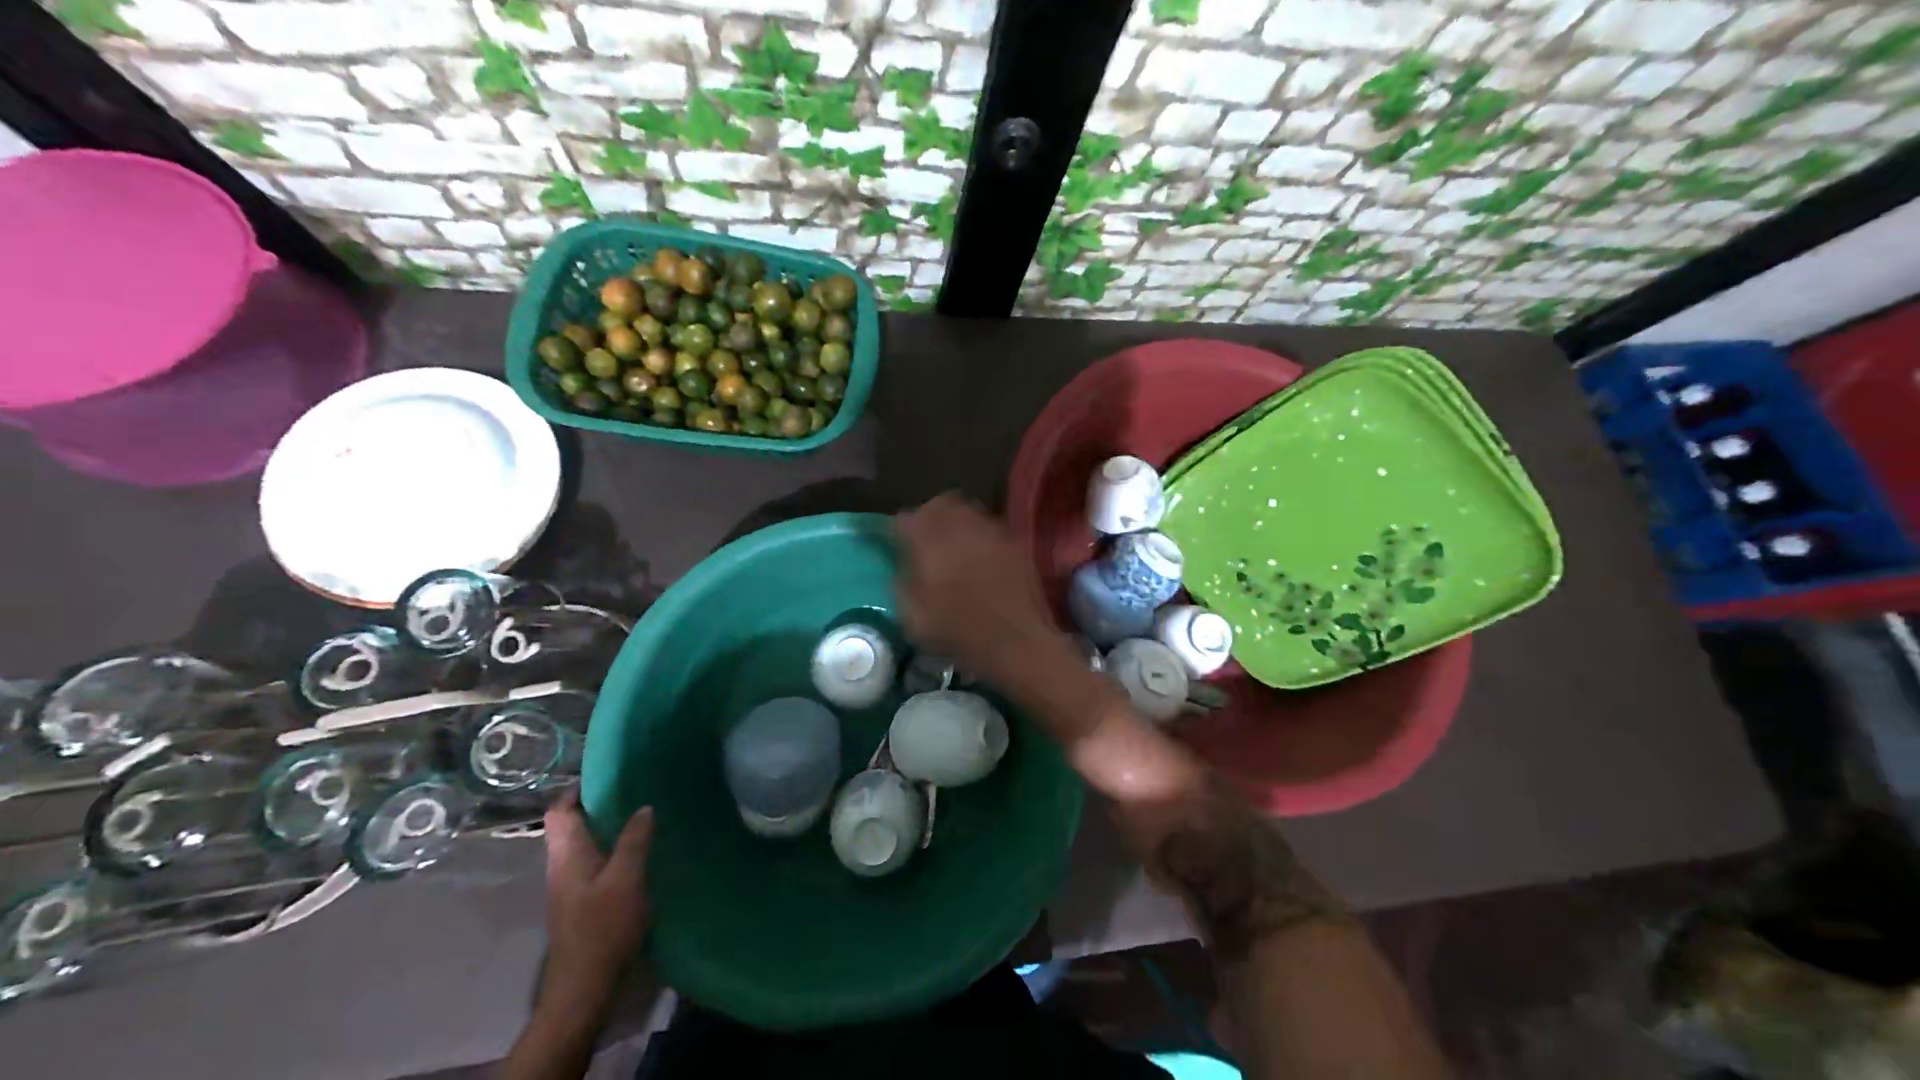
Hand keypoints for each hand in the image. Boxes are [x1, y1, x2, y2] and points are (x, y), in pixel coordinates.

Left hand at [540, 793, 653, 994]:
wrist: (585, 986)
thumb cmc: (603, 927)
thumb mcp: (626, 879)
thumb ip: (634, 841)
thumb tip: (644, 807)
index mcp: (567, 854)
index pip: (560, 811)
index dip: (577, 790)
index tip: (608, 774)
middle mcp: (562, 865)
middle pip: (572, 825)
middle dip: (598, 805)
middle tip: (634, 789)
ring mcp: (571, 886)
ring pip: (585, 844)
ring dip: (608, 827)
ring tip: (642, 814)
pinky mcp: (583, 901)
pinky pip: (595, 862)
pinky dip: (613, 849)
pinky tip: (639, 851)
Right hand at [896, 494, 1058, 683]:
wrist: (1019, 643)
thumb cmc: (961, 635)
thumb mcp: (914, 619)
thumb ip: (902, 582)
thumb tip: (903, 563)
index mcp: (929, 542)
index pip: (905, 519)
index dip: (898, 530)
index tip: (897, 544)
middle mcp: (960, 526)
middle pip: (939, 505)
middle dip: (928, 517)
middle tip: (925, 539)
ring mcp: (991, 530)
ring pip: (967, 510)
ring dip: (955, 523)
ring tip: (953, 546)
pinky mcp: (1014, 541)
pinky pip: (990, 527)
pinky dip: (979, 535)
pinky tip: (979, 557)